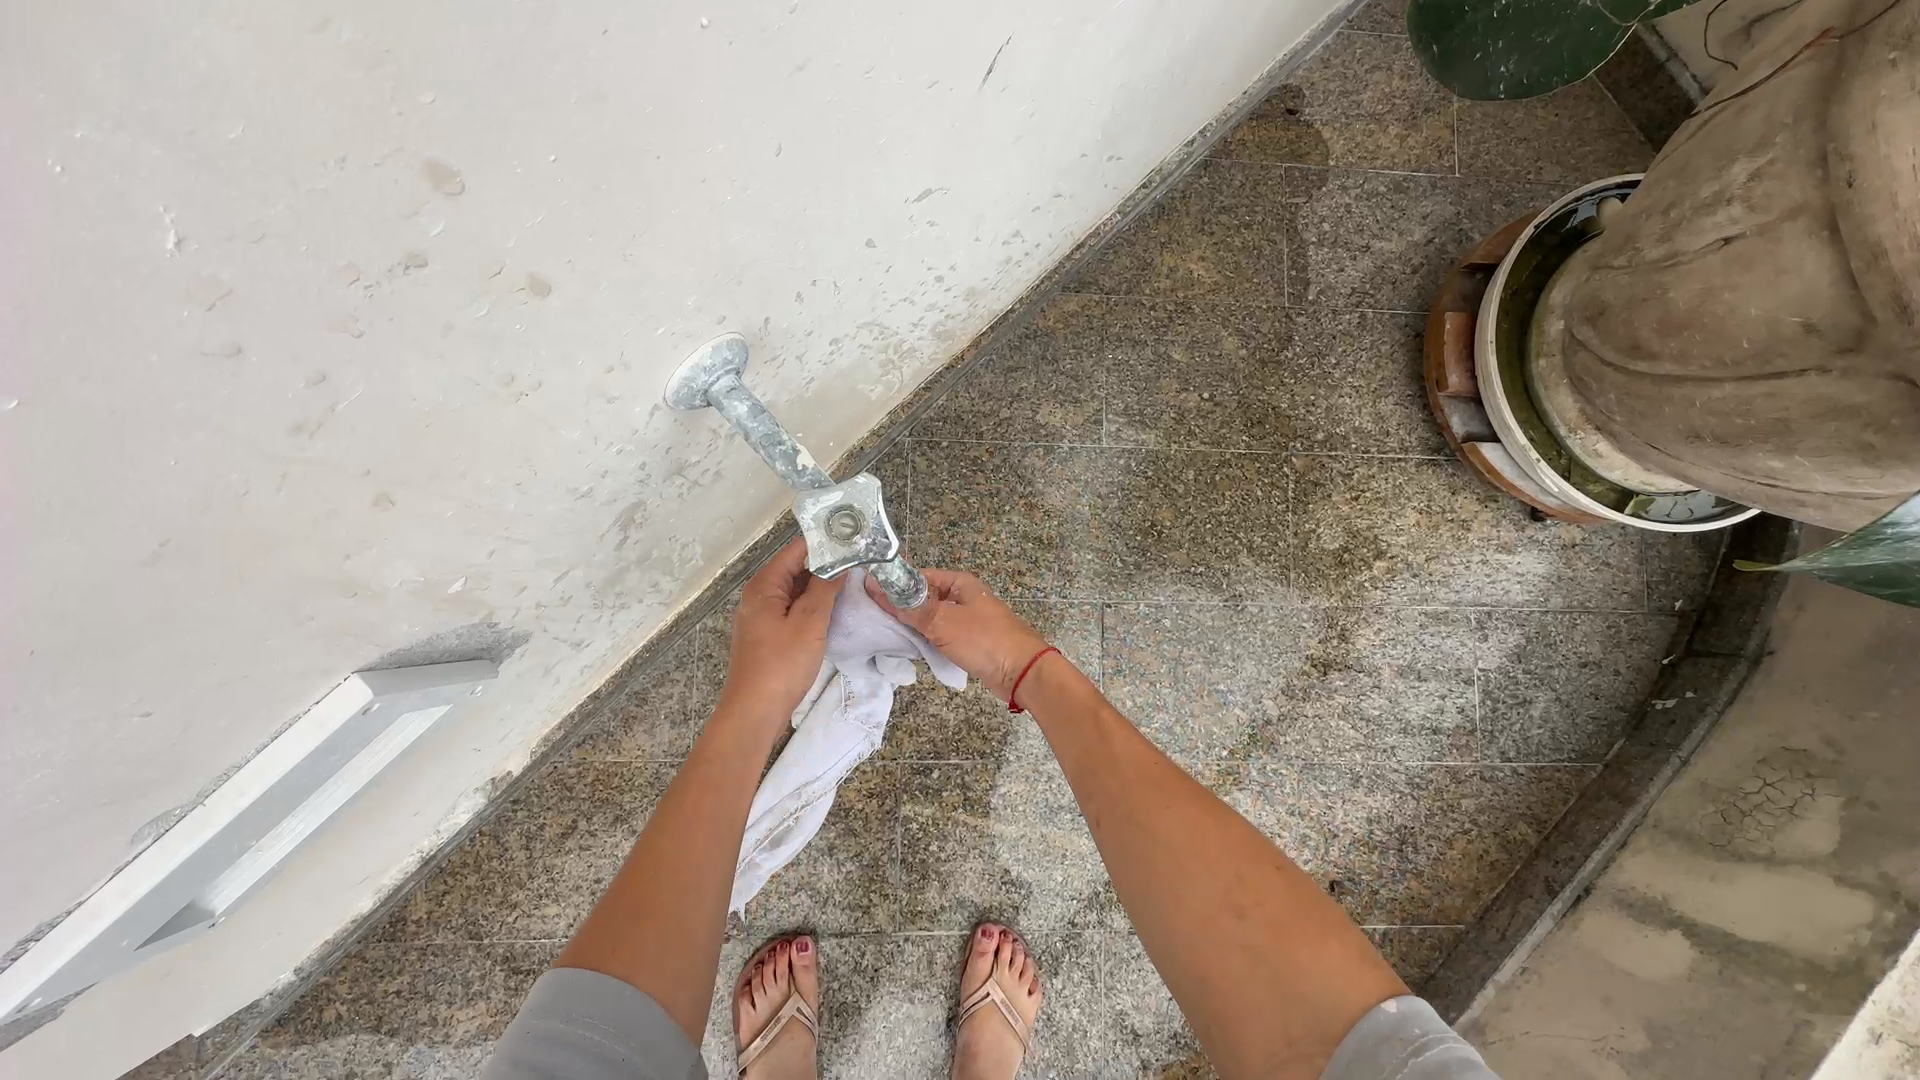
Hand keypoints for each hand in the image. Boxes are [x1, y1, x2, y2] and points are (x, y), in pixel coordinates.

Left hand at [718, 538, 845, 732]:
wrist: (755, 712)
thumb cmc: (781, 665)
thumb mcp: (810, 622)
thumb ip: (825, 588)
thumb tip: (840, 562)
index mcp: (764, 585)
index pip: (797, 549)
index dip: (825, 543)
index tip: (855, 541)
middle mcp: (760, 595)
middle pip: (797, 568)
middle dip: (827, 565)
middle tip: (862, 563)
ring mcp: (764, 616)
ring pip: (797, 591)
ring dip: (822, 588)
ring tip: (855, 583)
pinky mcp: (770, 634)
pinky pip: (795, 610)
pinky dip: (814, 607)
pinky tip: (835, 611)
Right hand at [865, 568, 1052, 700]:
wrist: (1021, 672)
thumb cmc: (984, 640)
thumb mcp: (942, 621)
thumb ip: (909, 608)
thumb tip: (877, 589)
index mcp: (959, 583)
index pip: (918, 576)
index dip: (895, 585)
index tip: (870, 595)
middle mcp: (962, 597)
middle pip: (923, 598)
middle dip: (902, 608)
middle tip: (875, 619)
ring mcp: (966, 620)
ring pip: (931, 619)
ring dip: (914, 627)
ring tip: (888, 635)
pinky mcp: (968, 642)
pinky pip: (940, 636)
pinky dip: (927, 641)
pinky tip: (911, 649)